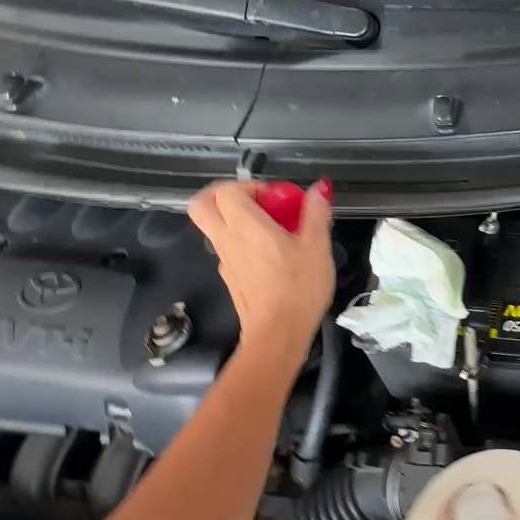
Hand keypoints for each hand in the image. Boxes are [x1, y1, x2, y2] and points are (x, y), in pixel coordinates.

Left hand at [188, 179, 334, 364]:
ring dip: (235, 219)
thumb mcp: (317, 245)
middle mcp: (226, 239)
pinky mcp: (229, 278)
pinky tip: (273, 255)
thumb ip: (315, 212)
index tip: (274, 197)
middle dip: (222, 195)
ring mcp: (224, 261)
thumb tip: (318, 188)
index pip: (226, 190)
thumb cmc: (298, 286)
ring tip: (272, 229)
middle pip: (201, 205)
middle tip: (255, 201)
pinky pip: (228, 249)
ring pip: (214, 228)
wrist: (278, 334)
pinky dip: (243, 242)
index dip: (249, 185)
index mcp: (244, 225)